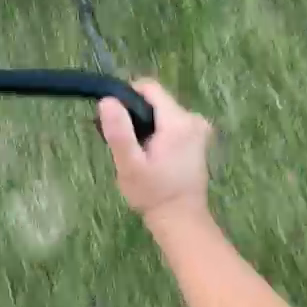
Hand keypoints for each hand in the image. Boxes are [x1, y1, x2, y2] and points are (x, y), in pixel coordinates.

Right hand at [99, 80, 213, 227]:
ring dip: (145, 126)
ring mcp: (199, 129)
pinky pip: (171, 124)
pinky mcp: (198, 139)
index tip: (113, 119)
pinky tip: (150, 156)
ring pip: (162, 113)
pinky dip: (157, 133)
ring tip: (135, 152)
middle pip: (155, 101)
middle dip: (135, 116)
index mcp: (178, 121)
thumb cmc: (152, 193)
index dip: (126, 97)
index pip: (149, 88)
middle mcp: (193, 118)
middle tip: (123, 144)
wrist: (180, 218)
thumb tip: (107, 100)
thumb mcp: (129, 164)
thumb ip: (119, 131)